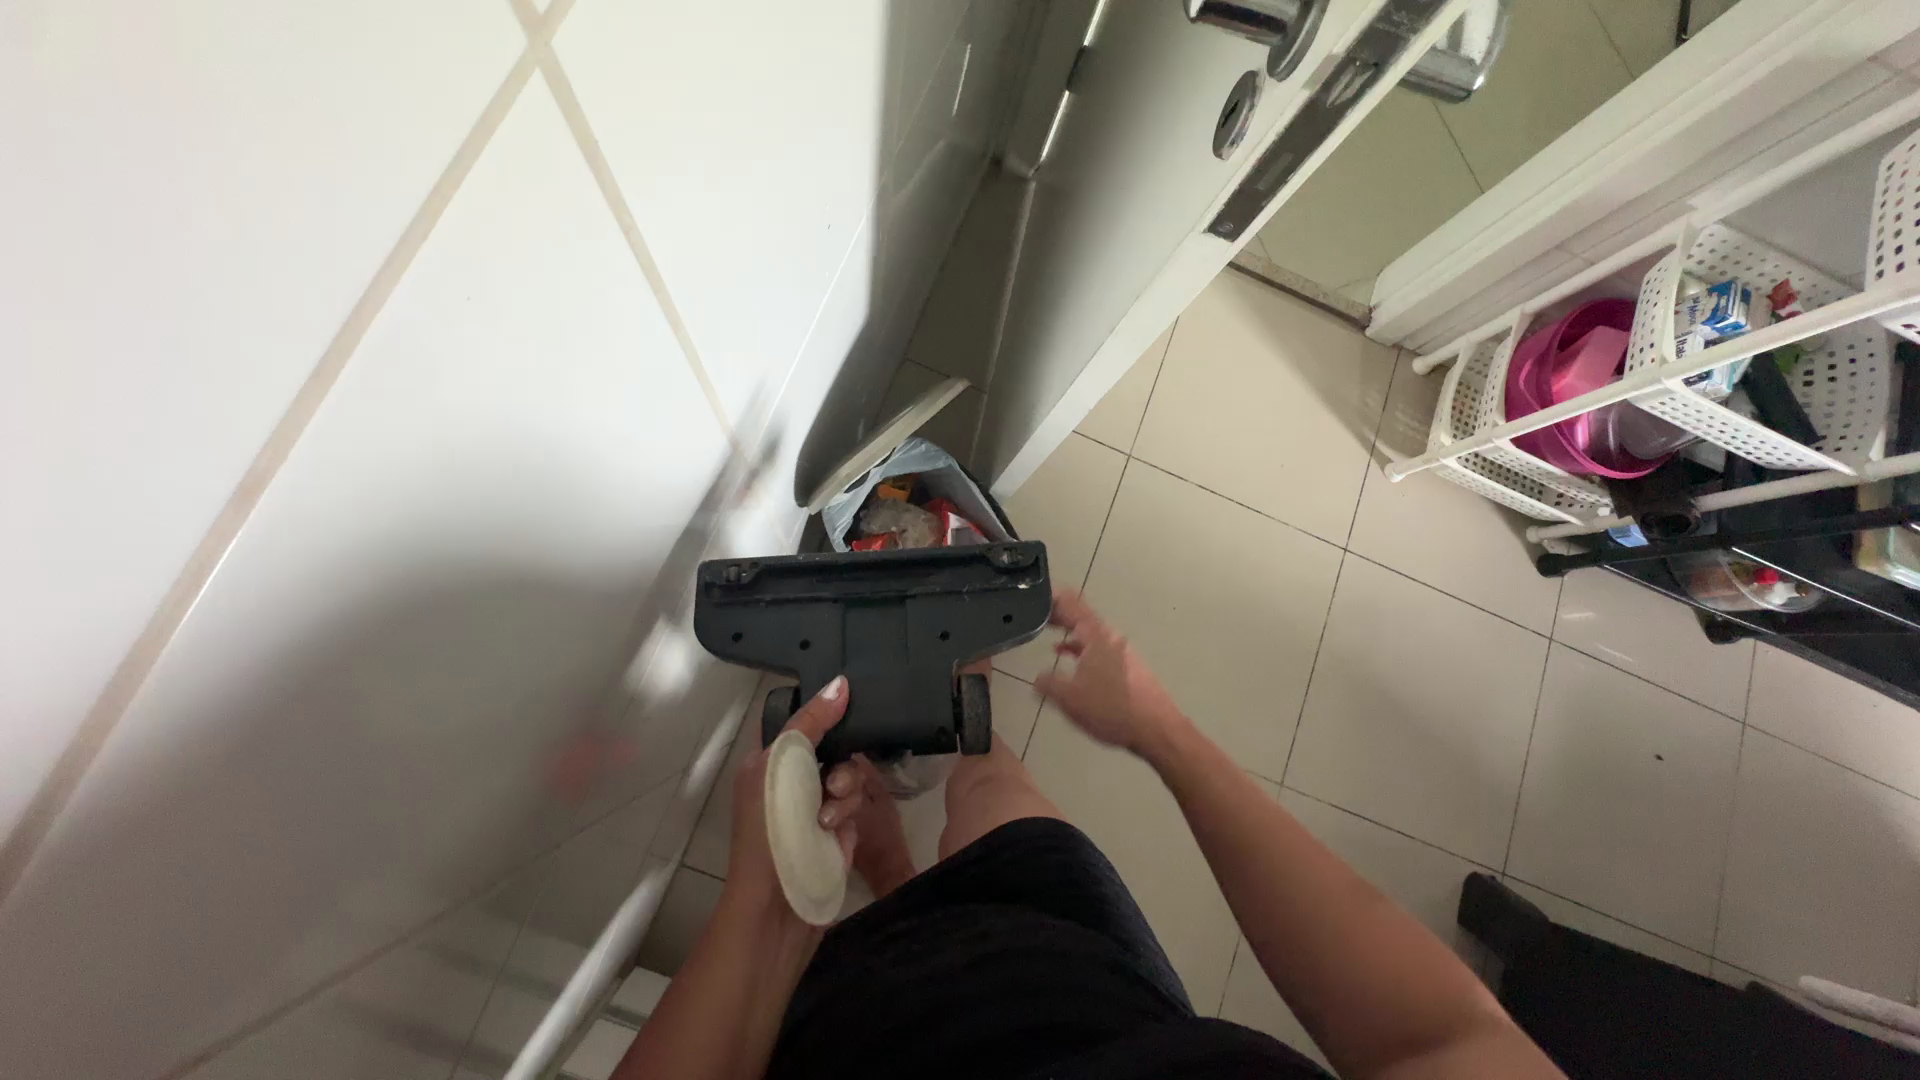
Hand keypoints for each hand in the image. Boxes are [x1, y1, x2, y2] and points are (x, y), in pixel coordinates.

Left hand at [724, 676, 868, 922]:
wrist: (778, 904)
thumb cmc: (770, 827)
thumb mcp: (783, 763)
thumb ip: (812, 722)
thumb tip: (841, 682)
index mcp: (767, 759)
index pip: (800, 720)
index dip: (822, 710)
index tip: (849, 699)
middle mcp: (790, 778)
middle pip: (833, 745)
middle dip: (839, 759)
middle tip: (832, 779)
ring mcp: (814, 805)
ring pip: (849, 773)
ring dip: (844, 790)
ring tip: (829, 814)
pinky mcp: (837, 829)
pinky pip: (855, 803)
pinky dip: (847, 813)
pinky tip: (834, 831)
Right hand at [1035, 590, 1186, 756]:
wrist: (1158, 730)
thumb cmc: (1111, 709)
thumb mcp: (1069, 698)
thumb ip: (1048, 683)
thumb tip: (1038, 677)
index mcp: (1096, 636)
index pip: (1071, 604)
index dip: (1052, 596)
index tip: (1034, 593)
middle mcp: (1112, 637)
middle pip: (1081, 616)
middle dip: (1058, 614)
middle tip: (1034, 613)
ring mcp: (1123, 652)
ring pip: (1091, 633)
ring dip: (1070, 631)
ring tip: (1049, 632)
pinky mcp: (1130, 667)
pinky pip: (1100, 648)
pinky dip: (1083, 648)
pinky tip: (1073, 660)